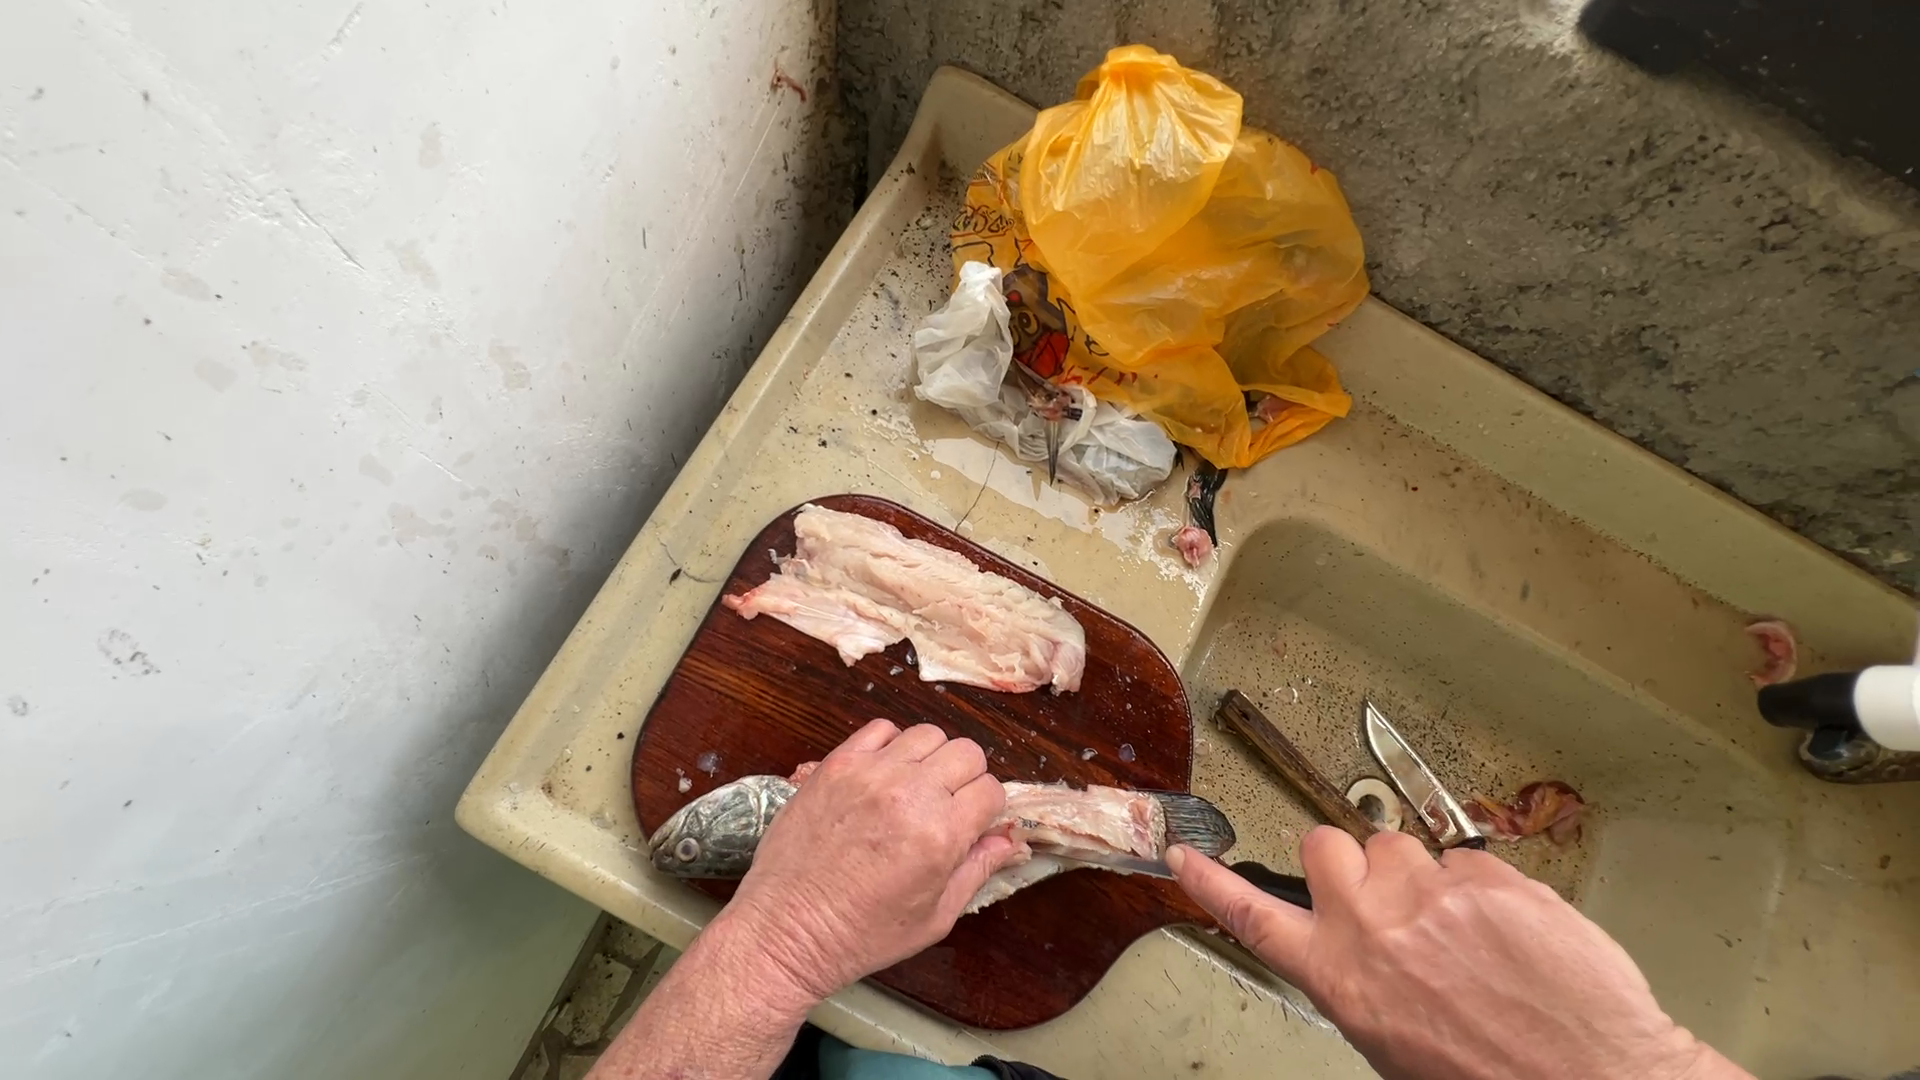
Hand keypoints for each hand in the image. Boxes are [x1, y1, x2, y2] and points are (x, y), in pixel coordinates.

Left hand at [725, 719, 1018, 1002]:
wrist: (785, 931)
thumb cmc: (861, 935)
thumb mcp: (935, 918)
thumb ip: (977, 870)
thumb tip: (1008, 839)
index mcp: (940, 836)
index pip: (991, 789)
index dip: (987, 807)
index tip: (973, 820)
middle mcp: (910, 794)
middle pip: (966, 752)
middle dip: (966, 778)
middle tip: (946, 804)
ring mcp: (870, 773)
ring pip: (928, 734)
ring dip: (930, 758)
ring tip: (913, 787)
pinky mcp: (837, 763)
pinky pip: (881, 728)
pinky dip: (890, 745)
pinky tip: (883, 774)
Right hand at [1171, 827, 1749, 1079]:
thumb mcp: (1395, 1048)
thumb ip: (1357, 982)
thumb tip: (1359, 946)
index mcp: (1340, 977)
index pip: (1252, 916)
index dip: (1210, 883)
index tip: (1180, 855)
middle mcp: (1368, 925)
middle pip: (1322, 844)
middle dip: (1347, 860)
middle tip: (1386, 894)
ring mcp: (1426, 894)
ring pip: (1399, 847)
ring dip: (1421, 876)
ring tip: (1467, 930)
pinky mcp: (1484, 876)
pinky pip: (1467, 859)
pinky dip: (1484, 888)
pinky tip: (1515, 936)